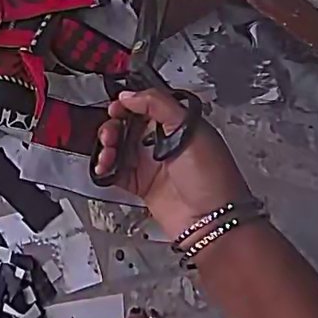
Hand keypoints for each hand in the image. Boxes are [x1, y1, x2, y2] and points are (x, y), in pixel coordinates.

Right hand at [92, 89, 254, 236]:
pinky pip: (115, 172)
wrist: (211, 222)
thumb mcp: (189, 130)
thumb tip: (131, 95)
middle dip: (113, 126)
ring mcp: (151, 164)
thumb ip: (159, 105)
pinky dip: (105, 168)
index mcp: (178, 124)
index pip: (146, 106)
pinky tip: (104, 167)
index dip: (129, 104)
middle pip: (128, 126)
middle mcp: (163, 142)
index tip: (117, 107)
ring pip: (118, 147)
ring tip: (107, 153)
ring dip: (107, 146)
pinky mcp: (141, 185)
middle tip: (111, 133)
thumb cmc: (212, 178)